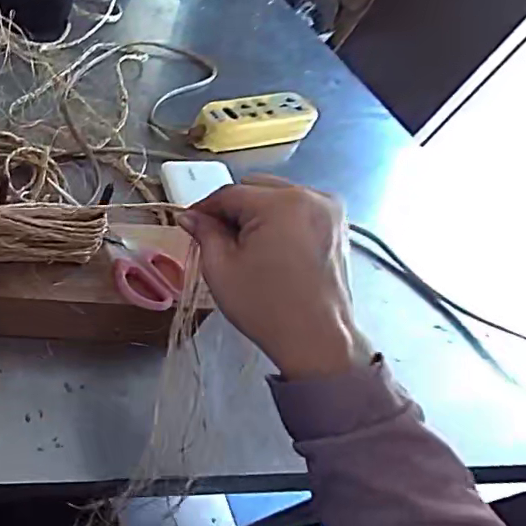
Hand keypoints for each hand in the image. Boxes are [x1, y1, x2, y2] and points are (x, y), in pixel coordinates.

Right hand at [178, 176, 373, 379]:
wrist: (316, 337)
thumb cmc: (264, 306)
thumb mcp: (221, 268)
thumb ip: (205, 233)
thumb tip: (190, 216)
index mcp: (280, 204)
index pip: (229, 193)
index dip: (204, 208)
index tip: (188, 224)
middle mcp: (311, 196)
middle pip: (255, 188)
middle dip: (231, 209)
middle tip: (214, 238)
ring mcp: (329, 209)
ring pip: (277, 196)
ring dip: (255, 212)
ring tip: (242, 245)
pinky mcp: (337, 224)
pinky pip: (297, 208)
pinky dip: (278, 219)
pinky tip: (267, 247)